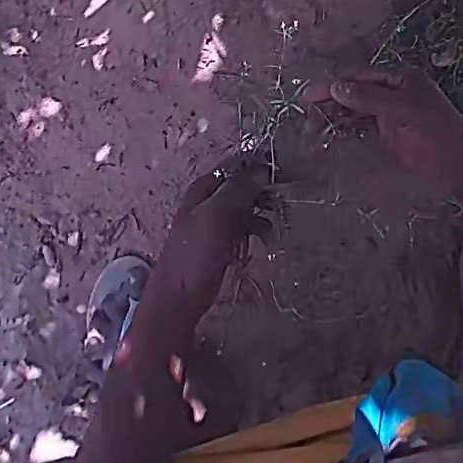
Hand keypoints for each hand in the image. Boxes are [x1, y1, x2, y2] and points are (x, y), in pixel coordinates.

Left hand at [147, 159, 270, 320]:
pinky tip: (264, 243)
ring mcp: (216, 220)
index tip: (282, 173)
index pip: (236, 166)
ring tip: (270, 233)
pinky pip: (244, 227)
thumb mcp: (216, 215)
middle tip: (281, 203)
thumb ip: (237, 190)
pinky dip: (255, 232)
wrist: (180, 296)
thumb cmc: (195, 253)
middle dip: (263, 194)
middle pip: (243, 185)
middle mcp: (210, 199)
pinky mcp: (223, 239)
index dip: (259, 166)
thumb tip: (262, 170)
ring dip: (261, 216)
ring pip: (246, 208)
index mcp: (204, 188)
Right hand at [318, 67, 462, 193]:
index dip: (334, 86)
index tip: (310, 97)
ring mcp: (387, 118)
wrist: (462, 171)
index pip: (359, 78)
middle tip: (308, 120)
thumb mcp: (405, 111)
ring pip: (352, 115)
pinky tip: (326, 146)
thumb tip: (337, 87)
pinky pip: (358, 134)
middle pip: (352, 96)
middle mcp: (391, 95)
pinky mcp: (385, 139)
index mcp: (400, 80)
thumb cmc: (440, 134)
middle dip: (329, 107)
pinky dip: (342, 137)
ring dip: (332, 124)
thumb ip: (370, 98)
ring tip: (312, 136)